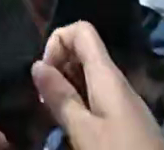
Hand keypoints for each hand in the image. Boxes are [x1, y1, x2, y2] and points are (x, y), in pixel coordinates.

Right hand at [32, 22, 163, 149]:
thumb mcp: (84, 132)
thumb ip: (61, 98)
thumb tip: (36, 64)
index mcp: (107, 73)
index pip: (82, 30)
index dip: (57, 42)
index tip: (44, 74)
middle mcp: (116, 80)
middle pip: (83, 53)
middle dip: (58, 70)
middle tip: (44, 102)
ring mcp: (123, 102)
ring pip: (88, 79)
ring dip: (67, 92)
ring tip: (53, 118)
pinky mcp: (126, 123)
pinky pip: (97, 100)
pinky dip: (80, 108)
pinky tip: (72, 132)